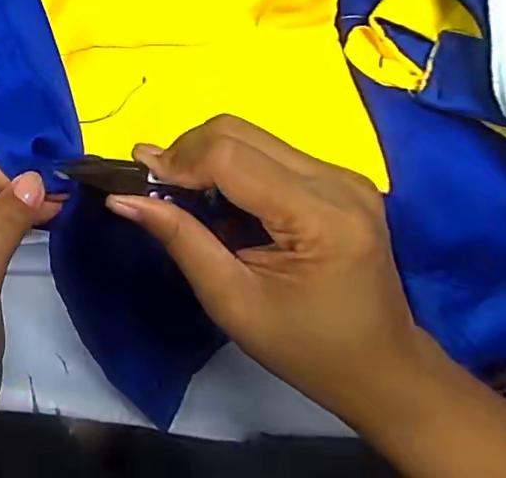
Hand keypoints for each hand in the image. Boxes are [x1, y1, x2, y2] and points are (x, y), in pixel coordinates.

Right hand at [105, 115, 433, 420]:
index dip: (177, 160)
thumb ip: (179, 239)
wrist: (385, 372)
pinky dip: (227, 164)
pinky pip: (262, 148)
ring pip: (246, 134)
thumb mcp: (232, 302)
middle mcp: (337, 183)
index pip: (230, 156)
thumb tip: (120, 197)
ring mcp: (341, 175)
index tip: (141, 182)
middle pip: (235, 132)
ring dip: (203, 156)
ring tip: (188, 197)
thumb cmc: (308, 348)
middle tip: (160, 191)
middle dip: (185, 153)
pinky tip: (223, 201)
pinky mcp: (335, 177)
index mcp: (323, 219)